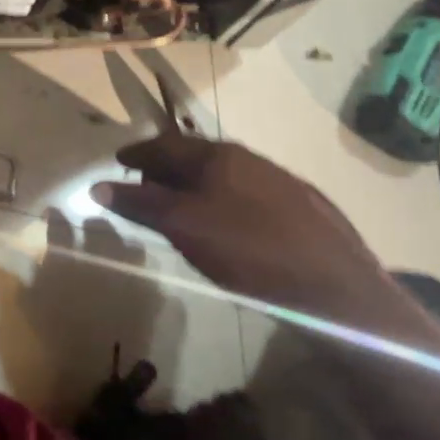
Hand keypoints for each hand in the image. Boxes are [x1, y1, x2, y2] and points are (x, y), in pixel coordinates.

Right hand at [92, 135, 393, 313]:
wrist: (342, 296)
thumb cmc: (249, 252)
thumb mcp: (182, 227)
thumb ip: (139, 204)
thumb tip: (98, 186)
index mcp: (220, 156)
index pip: (166, 144)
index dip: (139, 152)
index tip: (119, 160)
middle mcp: (254, 160)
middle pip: (199, 158)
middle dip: (170, 169)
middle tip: (148, 186)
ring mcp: (288, 186)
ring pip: (231, 178)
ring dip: (203, 187)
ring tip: (188, 208)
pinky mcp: (314, 215)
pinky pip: (257, 199)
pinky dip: (233, 204)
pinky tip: (236, 228)